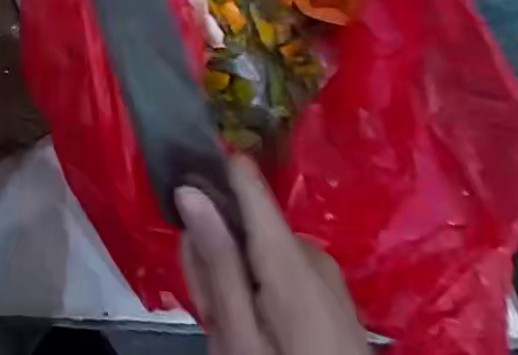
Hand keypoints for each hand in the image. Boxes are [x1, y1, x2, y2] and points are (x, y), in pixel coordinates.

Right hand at [176, 156, 365, 354]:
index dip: (209, 181)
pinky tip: (255, 330)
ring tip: (231, 328)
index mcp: (291, 260)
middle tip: (211, 313)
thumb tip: (188, 190)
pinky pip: (277, 264)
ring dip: (232, 277)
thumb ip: (216, 261)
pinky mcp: (330, 292)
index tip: (186, 221)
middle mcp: (312, 253)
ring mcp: (326, 274)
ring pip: (254, 244)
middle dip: (214, 255)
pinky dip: (256, 289)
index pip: (246, 179)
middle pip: (241, 220)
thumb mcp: (239, 339)